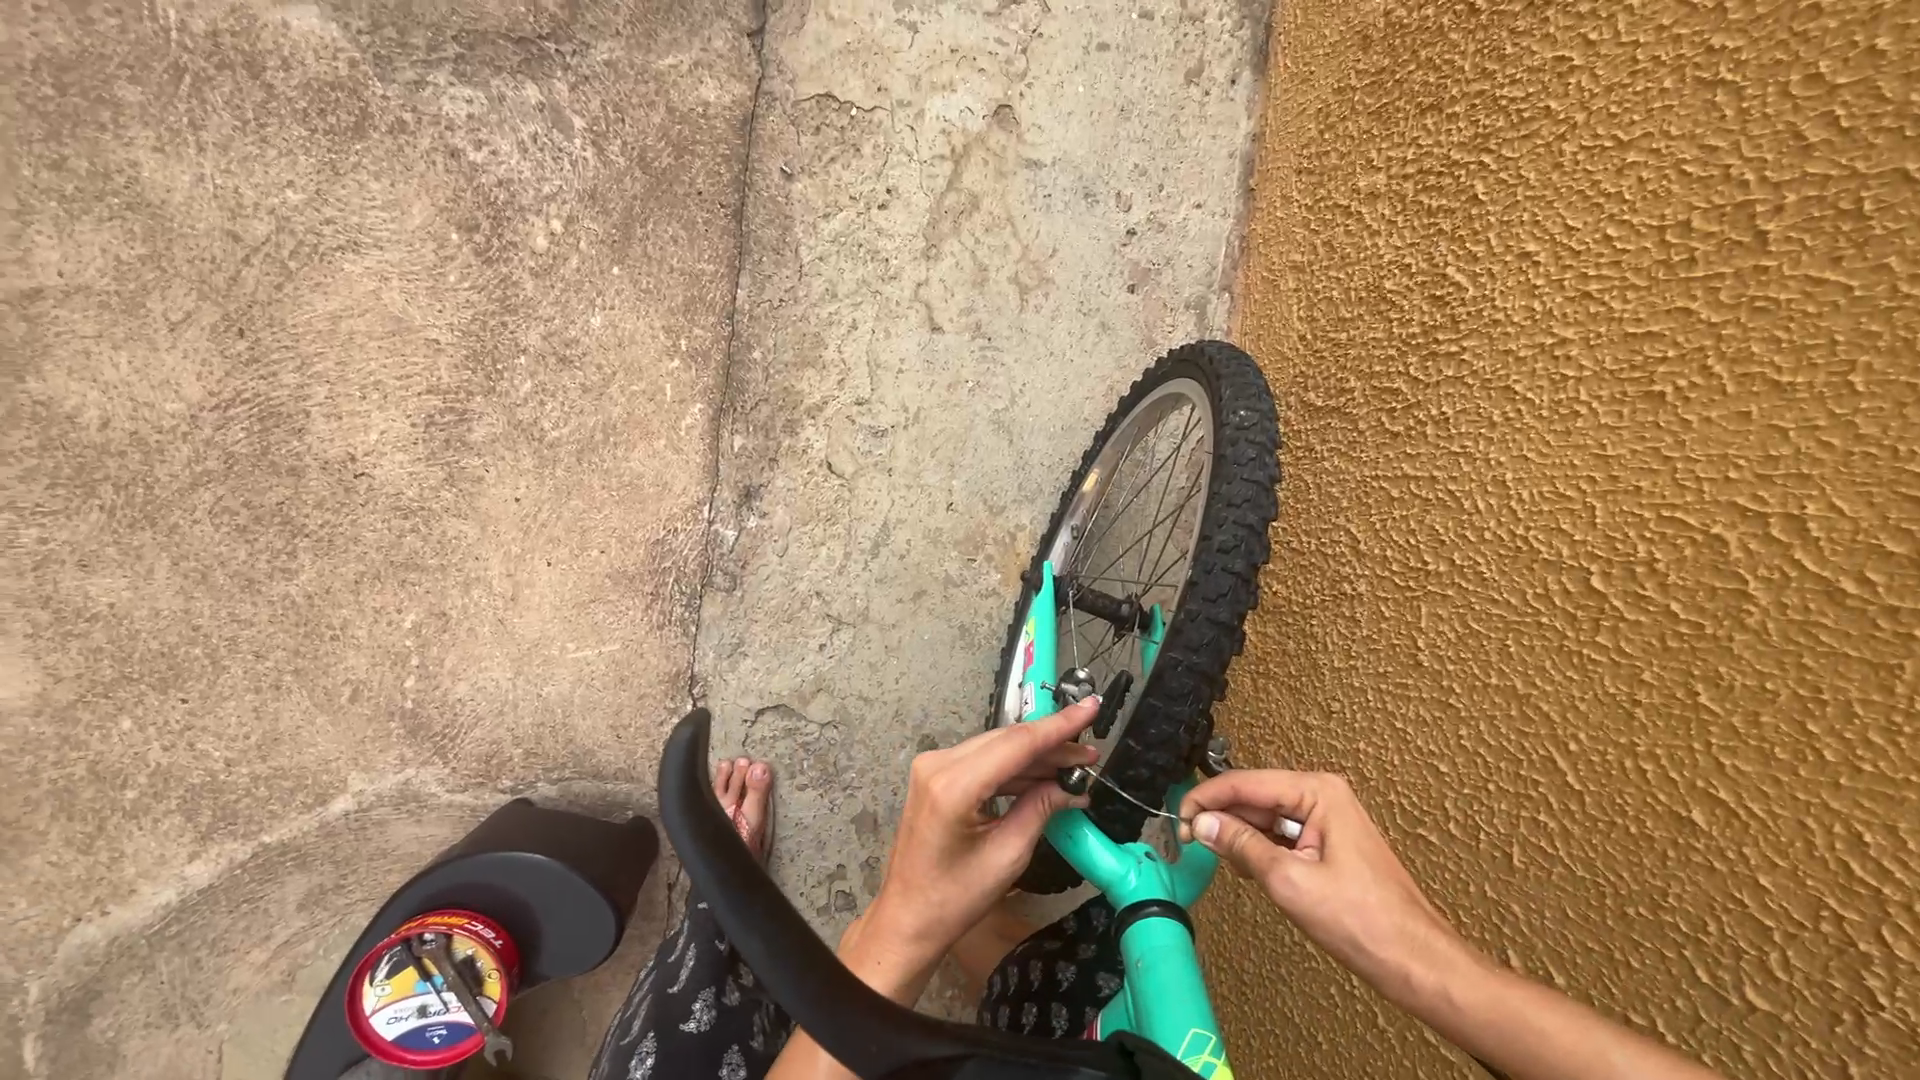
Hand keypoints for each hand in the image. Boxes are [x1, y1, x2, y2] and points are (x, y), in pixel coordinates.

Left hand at [860, 699, 1100, 969]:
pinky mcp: (936, 776)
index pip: (1017, 743)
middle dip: (1052, 744)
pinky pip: (983, 761)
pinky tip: (1044, 776)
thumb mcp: (1007, 856)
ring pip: (997, 748)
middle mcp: (938, 764)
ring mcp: (934, 767)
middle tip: (1091, 752)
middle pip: (1007, 741)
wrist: (908, 918)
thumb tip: (1073, 785)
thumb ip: (1040, 809)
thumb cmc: (953, 899)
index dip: (1059, 726)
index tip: (1091, 708)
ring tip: (1076, 766)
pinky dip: (1014, 768)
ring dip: (1036, 757)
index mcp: (953, 786)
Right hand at [1179, 769, 1469, 1002]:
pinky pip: (1279, 834)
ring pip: (1264, 816)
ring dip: (1238, 835)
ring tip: (1218, 855)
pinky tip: (1247, 867)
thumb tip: (1203, 823)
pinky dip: (1258, 849)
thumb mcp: (1288, 880)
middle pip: (1253, 796)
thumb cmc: (1367, 922)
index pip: (1246, 782)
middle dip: (1221, 817)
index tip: (1180, 817)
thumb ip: (1240, 845)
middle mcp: (1323, 796)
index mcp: (1318, 792)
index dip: (1207, 798)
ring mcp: (1326, 819)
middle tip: (1190, 838)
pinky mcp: (1326, 842)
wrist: (1414, 961)